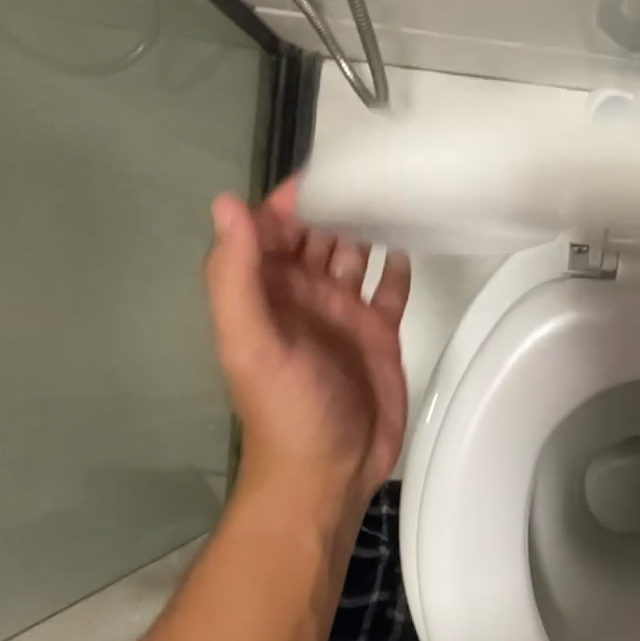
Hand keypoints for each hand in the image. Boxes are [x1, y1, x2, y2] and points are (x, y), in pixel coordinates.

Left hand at [205, 178, 410, 515]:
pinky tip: (410, 245)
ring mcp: (343, 312)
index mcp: (266, 293)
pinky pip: (389, 289)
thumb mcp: (250, 340)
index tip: (320, 173)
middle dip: (334, 207)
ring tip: (394, 197)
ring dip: (367, 229)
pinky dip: (397, 267)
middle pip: (315, 237)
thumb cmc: (287, 407)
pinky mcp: (380, 332)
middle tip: (371, 175)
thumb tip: (228, 203)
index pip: (269, 231)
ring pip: (354, 255)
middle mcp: (303, 295)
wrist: (331, 467)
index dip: (286, 201)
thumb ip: (236, 274)